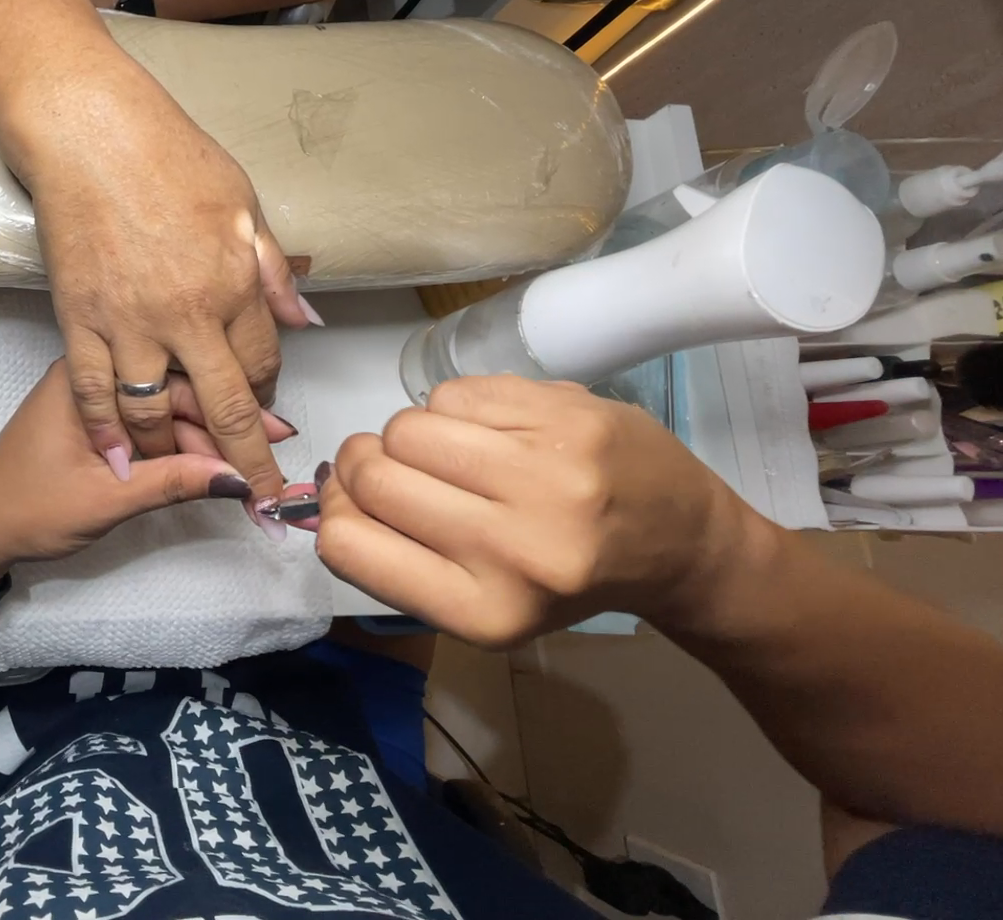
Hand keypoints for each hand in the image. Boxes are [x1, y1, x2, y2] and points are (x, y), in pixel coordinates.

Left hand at [0, 360, 298, 582]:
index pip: (173, 388)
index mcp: (85, 380)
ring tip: (253, 469)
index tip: (272, 439)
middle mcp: (93, 379)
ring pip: (164, 415)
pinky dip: (178, 452)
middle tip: (275, 454)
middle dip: (222, 433)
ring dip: (204, 446)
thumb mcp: (106, 498)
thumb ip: (173, 482)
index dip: (226, 418)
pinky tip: (212, 467)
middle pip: (173, 398)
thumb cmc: (29, 509)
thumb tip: (240, 477)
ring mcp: (95, 402)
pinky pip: (147, 430)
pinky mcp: (96, 426)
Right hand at [11, 79, 313, 510]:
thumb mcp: (242, 203)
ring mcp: (128, 325)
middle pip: (225, 407)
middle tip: (266, 499)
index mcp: (234, 284)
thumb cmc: (168, 158)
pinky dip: (105, 433)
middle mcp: (187, 316)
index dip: (269, 397)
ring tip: (183, 468)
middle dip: (250, 460)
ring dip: (172, 451)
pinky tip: (117, 458)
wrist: (87, 136)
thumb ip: (272, 269)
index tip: (269, 416)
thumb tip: (306, 319)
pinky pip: (93, 394)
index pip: (264, 363)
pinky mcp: (79, 324)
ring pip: (154, 412)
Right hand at [313, 376, 765, 648]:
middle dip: (365, 461)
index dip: (334, 509)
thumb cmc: (559, 578)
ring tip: (454, 452)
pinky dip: (455, 407)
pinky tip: (496, 430)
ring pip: (405, 427)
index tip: (352, 499)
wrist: (684, 546)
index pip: (345, 543)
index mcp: (479, 611)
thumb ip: (389, 554)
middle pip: (370, 475)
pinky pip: (451, 392)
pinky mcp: (568, 419)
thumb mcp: (471, 599)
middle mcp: (513, 551)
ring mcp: (546, 479)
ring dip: (411, 434)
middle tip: (398, 467)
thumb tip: (319, 491)